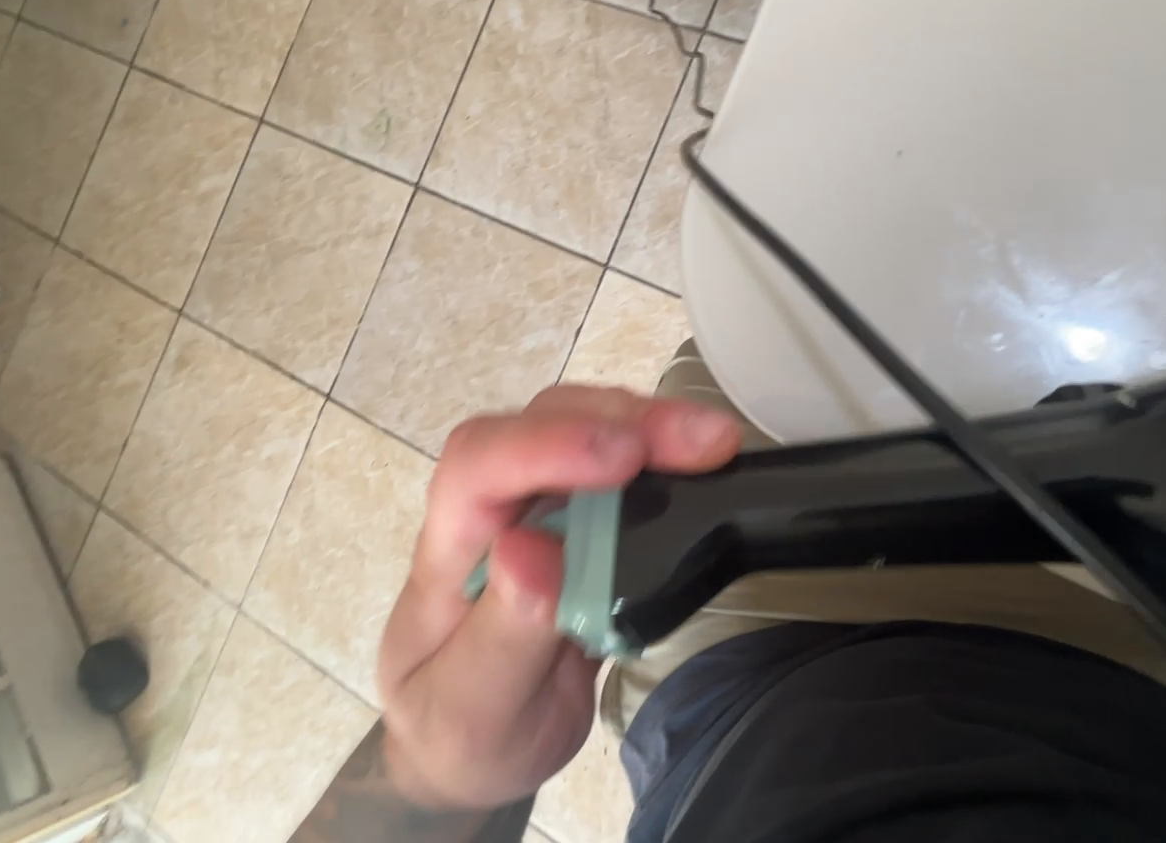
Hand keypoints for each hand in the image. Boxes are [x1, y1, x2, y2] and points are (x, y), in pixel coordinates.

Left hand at [376, 386, 743, 810]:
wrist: (478, 744)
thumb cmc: (462, 733)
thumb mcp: (472, 713)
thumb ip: (501, 639)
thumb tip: (531, 554)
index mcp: (449, 549)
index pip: (478, 467)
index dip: (547, 446)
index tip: (623, 458)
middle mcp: (496, 506)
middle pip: (543, 422)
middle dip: (624, 420)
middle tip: (703, 440)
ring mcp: (544, 504)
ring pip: (586, 425)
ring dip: (653, 424)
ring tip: (716, 442)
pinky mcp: (588, 516)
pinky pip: (622, 465)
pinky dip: (666, 455)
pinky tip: (705, 462)